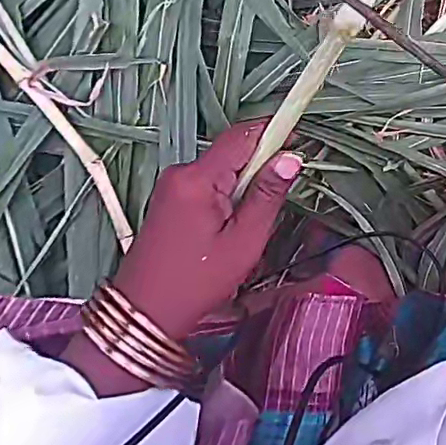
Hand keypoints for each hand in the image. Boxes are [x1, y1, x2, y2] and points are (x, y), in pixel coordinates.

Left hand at [109, 120, 302, 339]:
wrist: (145, 312)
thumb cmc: (198, 282)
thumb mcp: (244, 241)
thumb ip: (268, 195)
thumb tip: (291, 158)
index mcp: (198, 178)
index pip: (242, 135)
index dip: (273, 132)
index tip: (299, 141)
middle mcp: (181, 171)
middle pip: (232, 151)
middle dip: (259, 165)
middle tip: (277, 199)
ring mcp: (171, 183)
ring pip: (221, 167)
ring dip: (243, 183)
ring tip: (250, 221)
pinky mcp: (169, 196)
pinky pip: (207, 181)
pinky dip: (226, 193)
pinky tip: (230, 224)